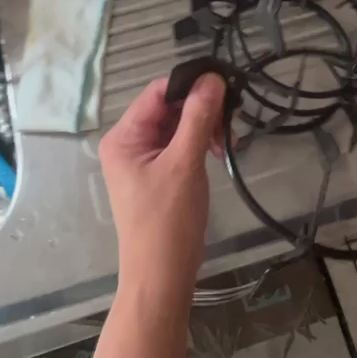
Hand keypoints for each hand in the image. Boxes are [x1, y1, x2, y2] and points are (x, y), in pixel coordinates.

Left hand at [99, 74, 226, 296]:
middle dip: (202, 111)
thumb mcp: (184, 164)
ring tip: (228, 144)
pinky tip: (220, 153)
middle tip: (232, 124)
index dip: (191, 86)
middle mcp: (129, 142)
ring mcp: (143, 159)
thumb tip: (212, 78)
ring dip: (205, 128)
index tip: (226, 89)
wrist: (161, 279)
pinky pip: (180, 145)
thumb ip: (198, 118)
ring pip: (178, 126)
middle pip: (169, 108)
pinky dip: (201, 144)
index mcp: (124, 136)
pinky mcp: (158, 174)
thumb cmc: (167, 222)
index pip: (158, 92)